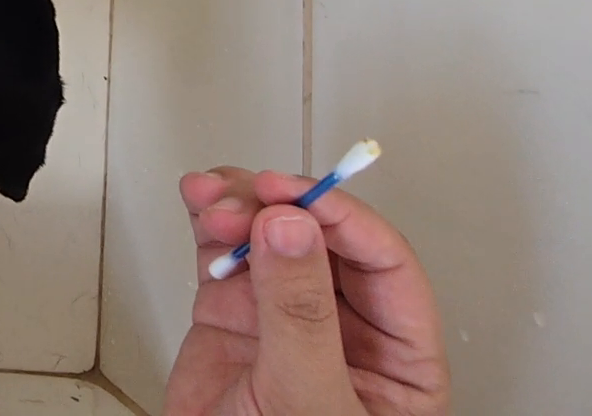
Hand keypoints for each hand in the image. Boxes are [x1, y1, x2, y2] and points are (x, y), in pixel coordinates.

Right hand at [165, 168, 450, 415]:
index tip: (289, 195)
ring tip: (209, 206)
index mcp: (394, 356)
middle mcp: (339, 323)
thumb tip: (292, 226)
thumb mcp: (306, 400)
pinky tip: (198, 197)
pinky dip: (206, 210)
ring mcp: (280, 309)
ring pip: (267, 226)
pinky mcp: (228, 303)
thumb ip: (301, 314)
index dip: (337, 215)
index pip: (382, 262)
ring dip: (236, 201)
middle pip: (318, 233)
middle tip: (238, 206)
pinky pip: (221, 242)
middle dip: (274, 206)